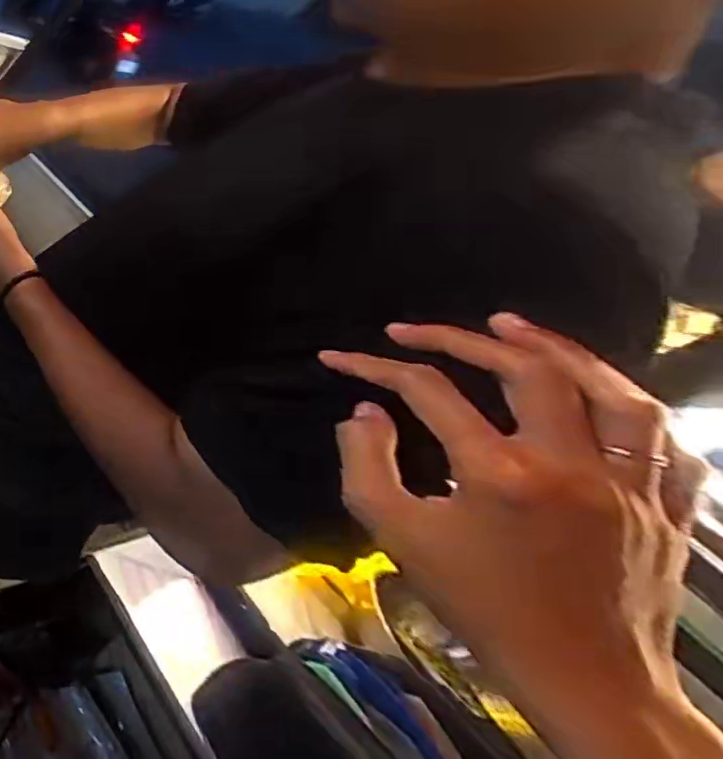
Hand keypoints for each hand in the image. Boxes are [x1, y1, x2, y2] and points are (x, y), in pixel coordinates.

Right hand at [320, 315, 711, 754]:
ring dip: (561, 352)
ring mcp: (631, 487)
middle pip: (528, 373)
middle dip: (463, 339)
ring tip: (515, 328)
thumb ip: (364, 459)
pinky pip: (661, 439)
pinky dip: (624, 402)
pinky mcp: (667, 508)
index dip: (374, 366)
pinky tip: (593, 389)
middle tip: (417, 329)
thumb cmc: (474, 599)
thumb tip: (366, 411)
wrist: (582, 674)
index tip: (337, 359)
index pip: (428, 391)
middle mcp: (571, 468)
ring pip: (613, 394)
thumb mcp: (390, 529)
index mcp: (498, 473)